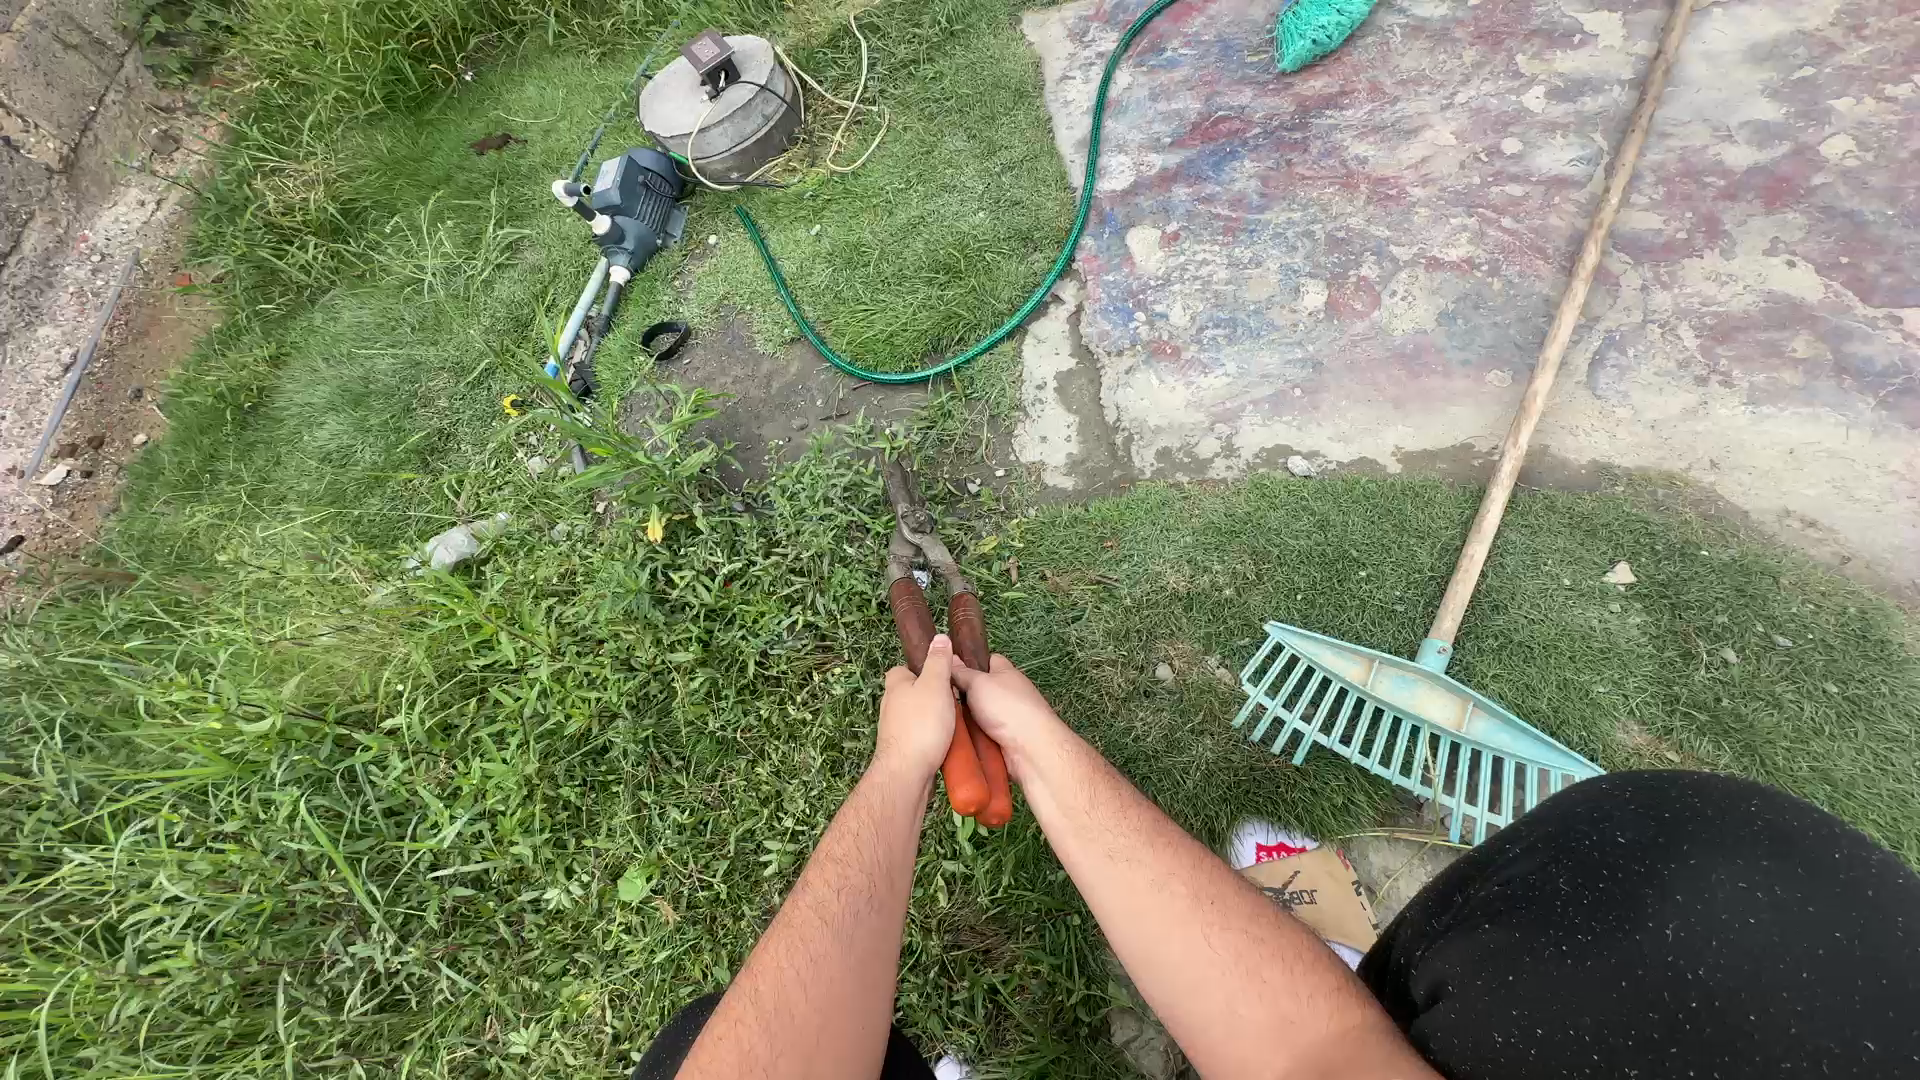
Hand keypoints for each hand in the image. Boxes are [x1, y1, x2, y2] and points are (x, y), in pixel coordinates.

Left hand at [874, 634, 958, 784]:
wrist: (907, 773)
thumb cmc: (922, 724)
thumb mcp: (935, 685)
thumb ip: (938, 661)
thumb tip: (940, 637)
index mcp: (895, 685)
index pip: (904, 669)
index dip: (922, 670)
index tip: (942, 676)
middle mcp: (890, 705)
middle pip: (912, 693)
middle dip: (931, 696)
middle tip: (954, 700)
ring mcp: (894, 729)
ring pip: (917, 716)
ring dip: (934, 719)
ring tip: (955, 723)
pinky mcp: (901, 750)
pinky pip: (919, 737)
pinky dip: (932, 738)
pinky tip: (947, 743)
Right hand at [949, 653, 1072, 781]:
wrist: (1029, 748)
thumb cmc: (1007, 706)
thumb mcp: (979, 682)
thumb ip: (963, 672)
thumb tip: (952, 660)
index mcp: (1006, 673)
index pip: (988, 660)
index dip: (970, 662)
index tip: (950, 668)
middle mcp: (1007, 693)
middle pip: (980, 689)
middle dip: (962, 694)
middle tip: (941, 697)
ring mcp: (1006, 717)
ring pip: (977, 713)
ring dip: (963, 717)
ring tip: (941, 717)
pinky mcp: (1003, 738)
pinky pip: (981, 733)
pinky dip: (970, 735)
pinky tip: (953, 736)